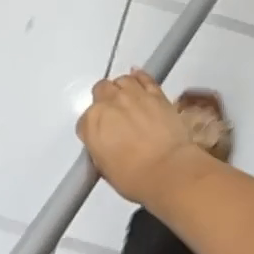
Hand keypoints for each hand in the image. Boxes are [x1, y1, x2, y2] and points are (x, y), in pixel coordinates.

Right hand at [76, 69, 208, 204]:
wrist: (168, 170)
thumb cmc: (134, 178)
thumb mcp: (105, 169)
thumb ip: (100, 149)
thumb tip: (105, 145)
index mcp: (92, 123)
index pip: (85, 120)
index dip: (94, 128)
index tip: (101, 135)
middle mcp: (109, 103)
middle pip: (101, 90)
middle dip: (105, 100)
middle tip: (114, 115)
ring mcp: (134, 95)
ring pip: (122, 80)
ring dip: (121, 88)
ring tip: (127, 99)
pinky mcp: (156, 93)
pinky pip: (144, 77)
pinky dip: (139, 76)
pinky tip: (137, 76)